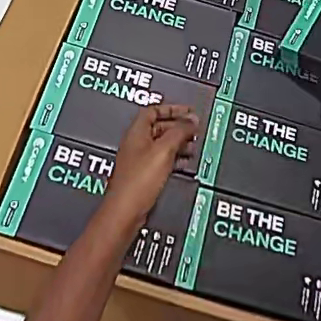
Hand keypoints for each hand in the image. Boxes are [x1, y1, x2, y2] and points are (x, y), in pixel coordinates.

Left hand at [104, 104, 199, 222]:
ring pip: (162, 144)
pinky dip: (175, 158)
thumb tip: (191, 120)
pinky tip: (184, 163)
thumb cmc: (137, 183)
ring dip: (179, 142)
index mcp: (136, 133)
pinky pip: (162, 160)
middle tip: (195, 129)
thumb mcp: (164, 150)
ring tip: (193, 145)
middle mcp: (136, 145)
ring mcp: (139, 161)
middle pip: (159, 127)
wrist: (125, 212)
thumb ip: (179, 131)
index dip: (172, 108)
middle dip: (179, 126)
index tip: (188, 111)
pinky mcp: (143, 176)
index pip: (153, 110)